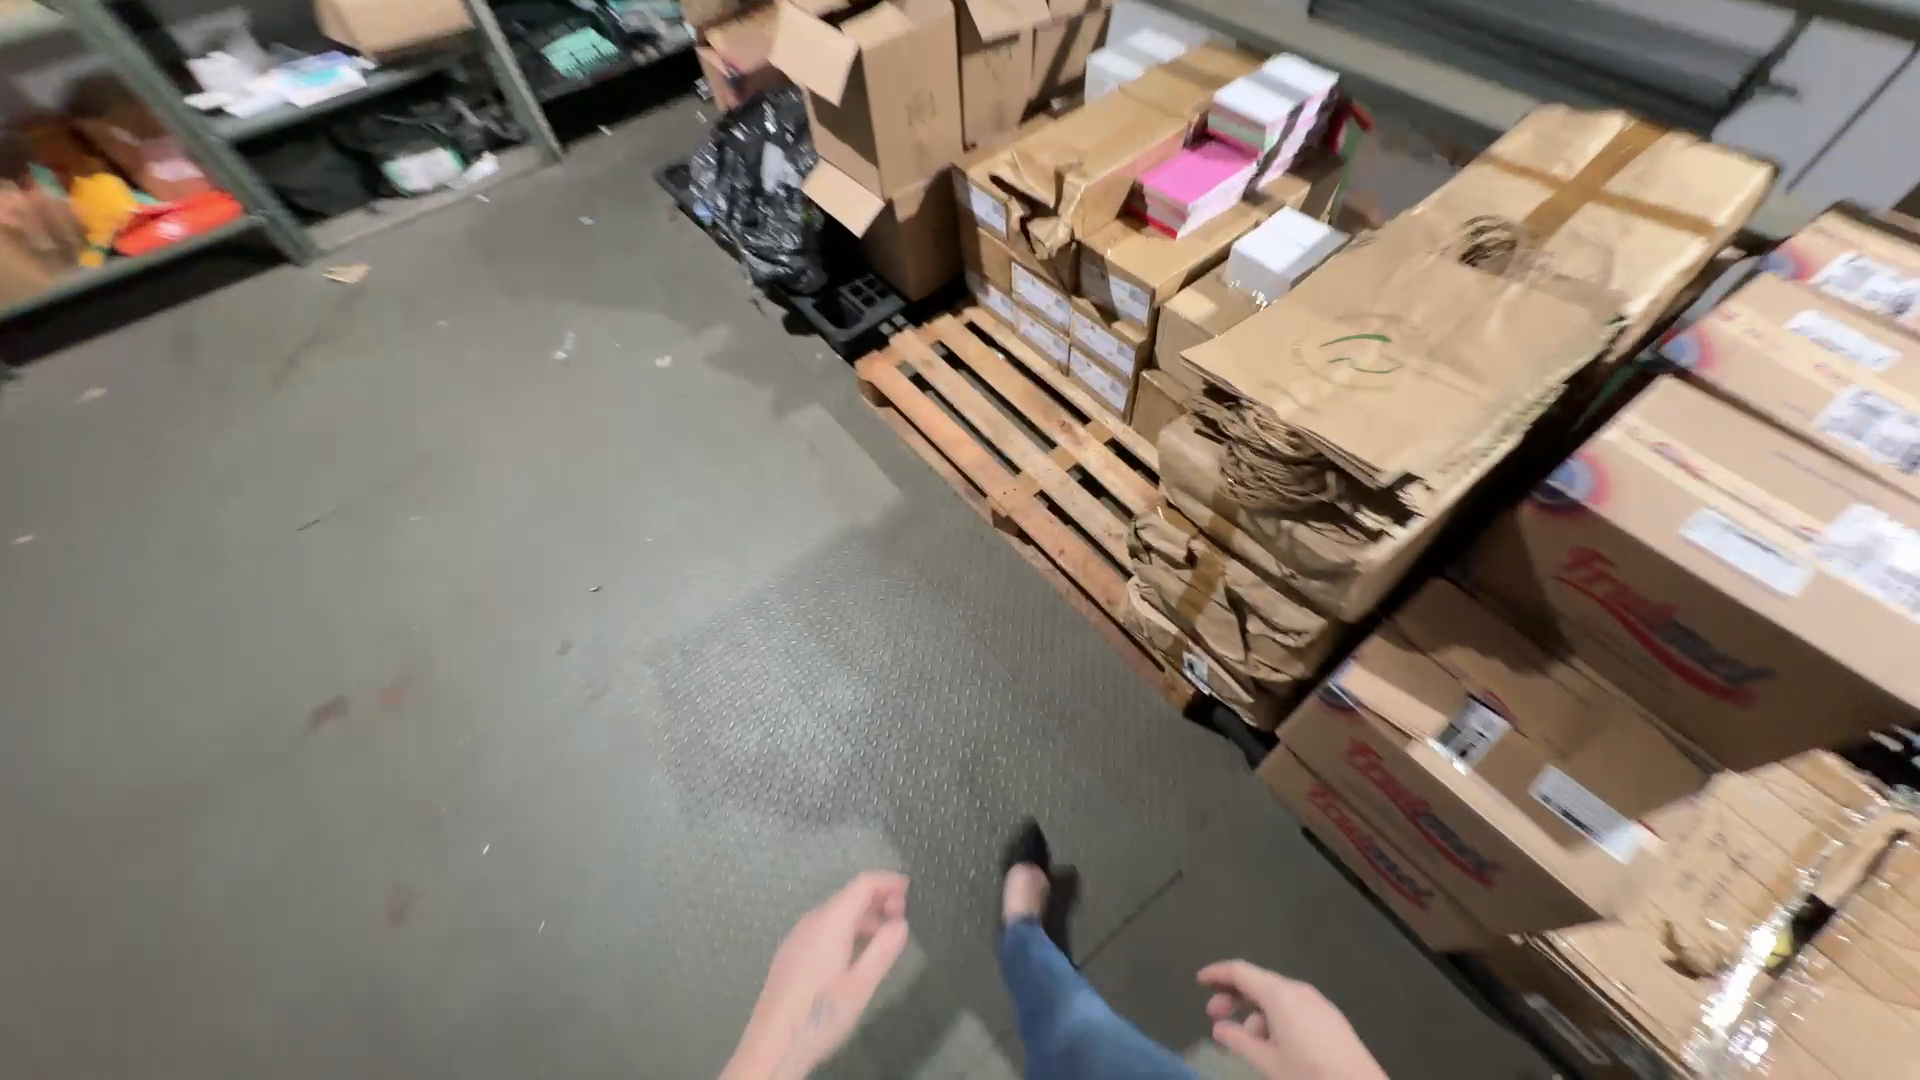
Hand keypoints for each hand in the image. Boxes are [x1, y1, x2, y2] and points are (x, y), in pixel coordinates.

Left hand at [721, 871, 910, 1079]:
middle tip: (900, 920)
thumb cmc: (819, 1015)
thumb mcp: (860, 986)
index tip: (909, 888)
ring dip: (863, 917)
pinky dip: (845, 929)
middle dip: (878, 900)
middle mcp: (812, 921)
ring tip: (882, 940)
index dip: (888, 881)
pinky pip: (823, 928)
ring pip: (836, 913)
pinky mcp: (790, 954)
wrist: (770, 1048)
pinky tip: (853, 955)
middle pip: (849, 896)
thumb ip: (883, 950)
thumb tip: (902, 923)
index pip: (863, 884)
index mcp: (831, 921)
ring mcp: (797, 937)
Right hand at [1198, 960, 1387, 1079]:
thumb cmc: (1311, 1077)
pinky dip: (1275, 1019)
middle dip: (1233, 996)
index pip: (1239, 971)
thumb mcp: (1269, 1063)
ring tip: (1248, 1044)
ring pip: (1276, 998)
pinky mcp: (1331, 1020)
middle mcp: (1297, 990)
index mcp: (1279, 994)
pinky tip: (1275, 1047)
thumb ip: (1239, 1042)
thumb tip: (1220, 1028)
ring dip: (1255, 1014)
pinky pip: (1293, 1008)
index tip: (1199, 982)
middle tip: (1215, 1017)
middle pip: (1257, 982)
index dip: (1216, 974)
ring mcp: (1317, 1004)